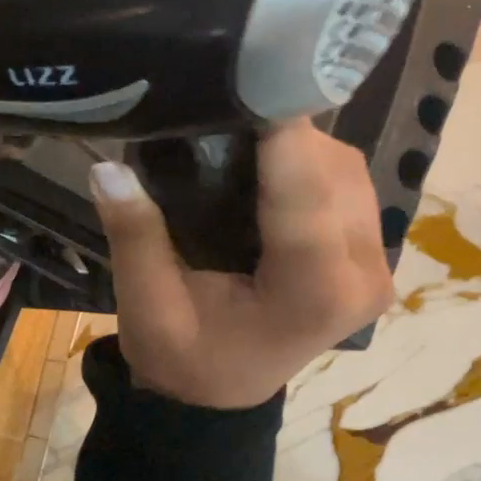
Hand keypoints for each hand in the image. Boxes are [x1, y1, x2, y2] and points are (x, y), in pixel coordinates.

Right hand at [88, 120, 394, 409]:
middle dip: (285, 134)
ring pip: (349, 175)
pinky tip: (258, 158)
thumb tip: (107, 167)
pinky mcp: (364, 258)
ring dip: (297, 145)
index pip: (306, 196)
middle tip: (219, 101)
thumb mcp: (145, 303)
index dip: (282, 136)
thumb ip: (136, 236)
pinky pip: (346, 190)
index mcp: (314, 291)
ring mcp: (373, 266)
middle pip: (337, 175)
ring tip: (234, 125)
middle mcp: (364, 274)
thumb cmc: (178, 357)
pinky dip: (304, 164)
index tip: (248, 81)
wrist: (210, 400)